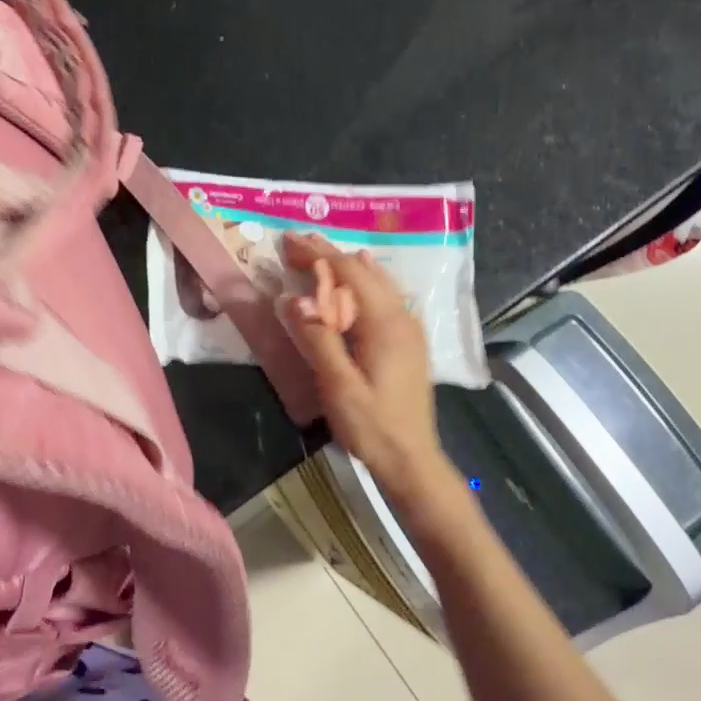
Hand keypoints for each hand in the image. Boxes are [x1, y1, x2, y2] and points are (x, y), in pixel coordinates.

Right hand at [279, 233, 456, 501]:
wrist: (411, 459)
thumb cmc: (371, 425)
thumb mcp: (338, 385)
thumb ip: (317, 338)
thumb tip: (294, 299)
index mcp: (384, 324)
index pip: (348, 274)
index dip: (317, 255)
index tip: (289, 241)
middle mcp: (401, 318)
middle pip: (363, 272)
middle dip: (329, 254)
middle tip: (296, 242)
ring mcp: (409, 329)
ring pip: (377, 281)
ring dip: (346, 264)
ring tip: (320, 252)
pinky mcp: (409, 341)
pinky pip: (386, 295)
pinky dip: (364, 279)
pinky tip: (360, 275)